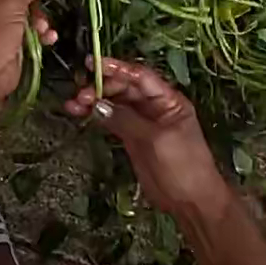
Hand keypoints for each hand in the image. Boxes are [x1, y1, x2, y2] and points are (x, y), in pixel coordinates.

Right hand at [65, 57, 232, 216]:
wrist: (191, 201)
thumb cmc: (183, 165)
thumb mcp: (156, 139)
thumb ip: (127, 120)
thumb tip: (98, 105)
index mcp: (168, 99)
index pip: (140, 77)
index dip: (117, 68)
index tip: (93, 63)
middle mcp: (154, 106)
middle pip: (124, 88)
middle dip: (101, 87)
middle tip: (80, 94)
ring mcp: (142, 121)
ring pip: (115, 103)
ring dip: (95, 101)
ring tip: (73, 104)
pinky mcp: (132, 138)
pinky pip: (112, 120)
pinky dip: (97, 116)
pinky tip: (81, 114)